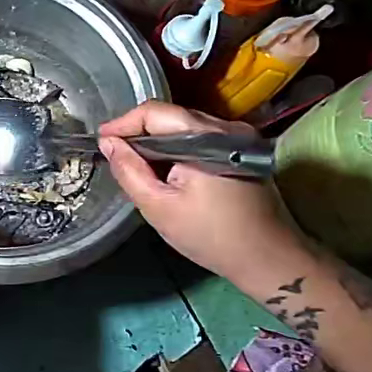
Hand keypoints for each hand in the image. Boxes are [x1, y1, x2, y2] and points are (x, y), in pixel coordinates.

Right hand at [98, 100, 302, 282]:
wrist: (270, 258)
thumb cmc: (211, 235)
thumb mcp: (158, 206)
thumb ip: (129, 170)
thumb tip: (108, 143)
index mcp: (205, 136)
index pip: (153, 112)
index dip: (122, 124)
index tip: (101, 142)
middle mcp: (225, 127)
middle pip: (170, 116)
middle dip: (138, 132)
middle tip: (115, 156)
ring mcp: (238, 137)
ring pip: (184, 127)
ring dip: (157, 142)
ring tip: (136, 165)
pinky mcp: (242, 151)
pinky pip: (200, 138)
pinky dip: (177, 149)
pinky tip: (166, 171)